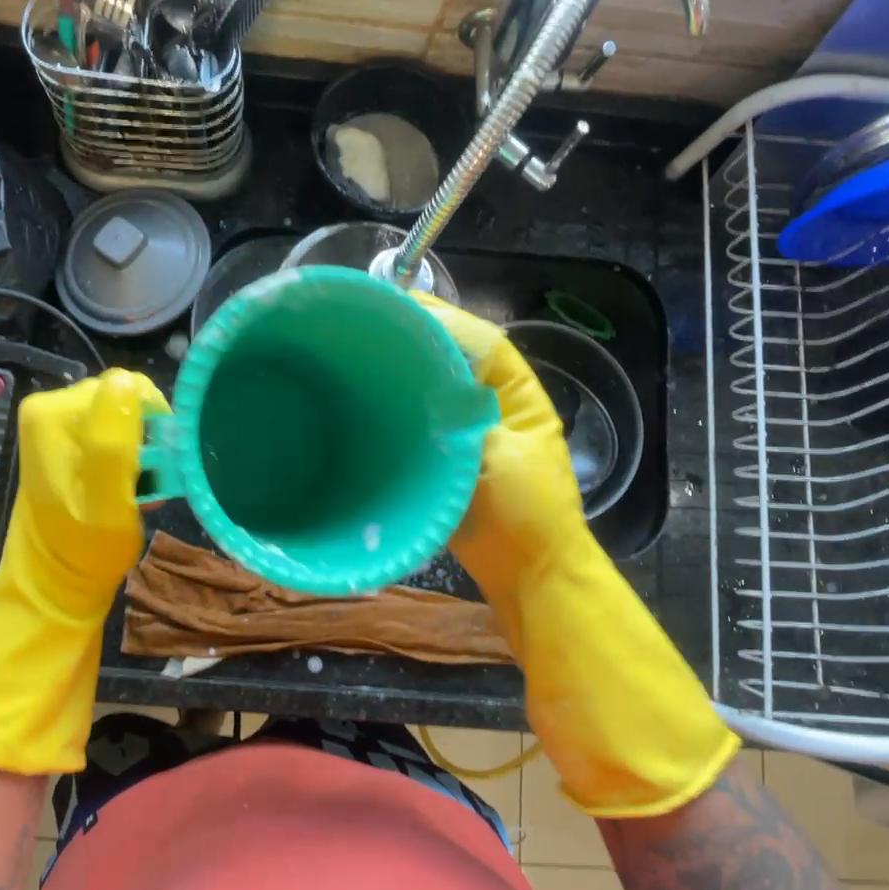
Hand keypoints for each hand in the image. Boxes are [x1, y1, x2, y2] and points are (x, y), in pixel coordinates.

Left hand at [0, 369, 168, 774]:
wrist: (57, 585)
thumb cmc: (86, 547)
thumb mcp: (107, 499)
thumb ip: (114, 442)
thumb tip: (126, 382)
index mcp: (52, 413)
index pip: (127, 389)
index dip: (153, 426)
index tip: (157, 468)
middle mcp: (49, 408)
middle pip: (126, 402)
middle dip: (148, 442)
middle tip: (149, 486)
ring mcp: (57, 425)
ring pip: (126, 420)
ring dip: (143, 456)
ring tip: (140, 493)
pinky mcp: (68, 442)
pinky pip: (116, 436)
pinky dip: (132, 463)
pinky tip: (131, 491)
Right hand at [415, 294, 736, 816]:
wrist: (532, 581)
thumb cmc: (528, 519)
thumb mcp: (500, 461)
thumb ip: (465, 423)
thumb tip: (422, 390)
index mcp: (516, 397)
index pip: (480, 340)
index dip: (440, 318)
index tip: (395, 308)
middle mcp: (493, 408)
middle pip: (452, 360)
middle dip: (414, 343)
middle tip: (364, 332)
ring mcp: (470, 436)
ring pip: (433, 392)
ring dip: (402, 378)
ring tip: (356, 364)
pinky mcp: (448, 464)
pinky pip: (421, 428)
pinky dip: (397, 417)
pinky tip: (364, 414)